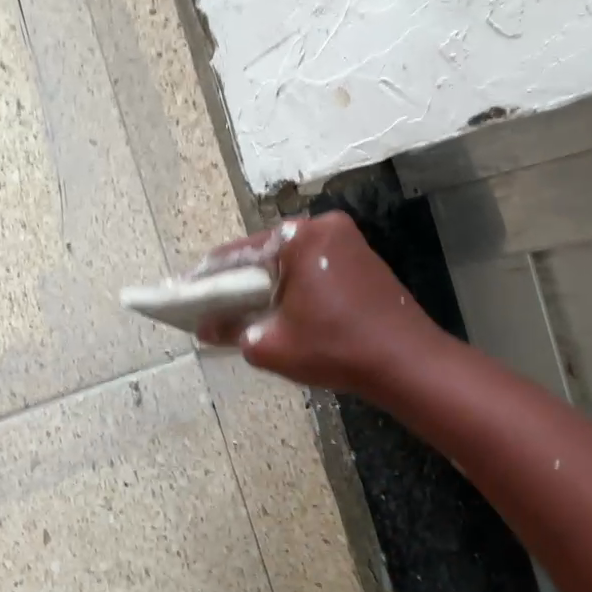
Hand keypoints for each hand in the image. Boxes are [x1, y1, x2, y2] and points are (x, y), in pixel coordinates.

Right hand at [196, 212, 441, 396]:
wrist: (408, 364)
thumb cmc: (336, 348)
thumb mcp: (270, 345)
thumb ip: (230, 330)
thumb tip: (202, 328)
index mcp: (301, 238)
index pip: (239, 253)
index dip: (208, 276)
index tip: (183, 290)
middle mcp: (325, 228)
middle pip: (264, 252)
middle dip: (236, 278)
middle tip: (207, 301)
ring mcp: (348, 241)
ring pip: (288, 260)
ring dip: (263, 282)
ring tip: (236, 307)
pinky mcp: (361, 259)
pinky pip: (311, 267)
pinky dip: (290, 284)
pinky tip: (275, 307)